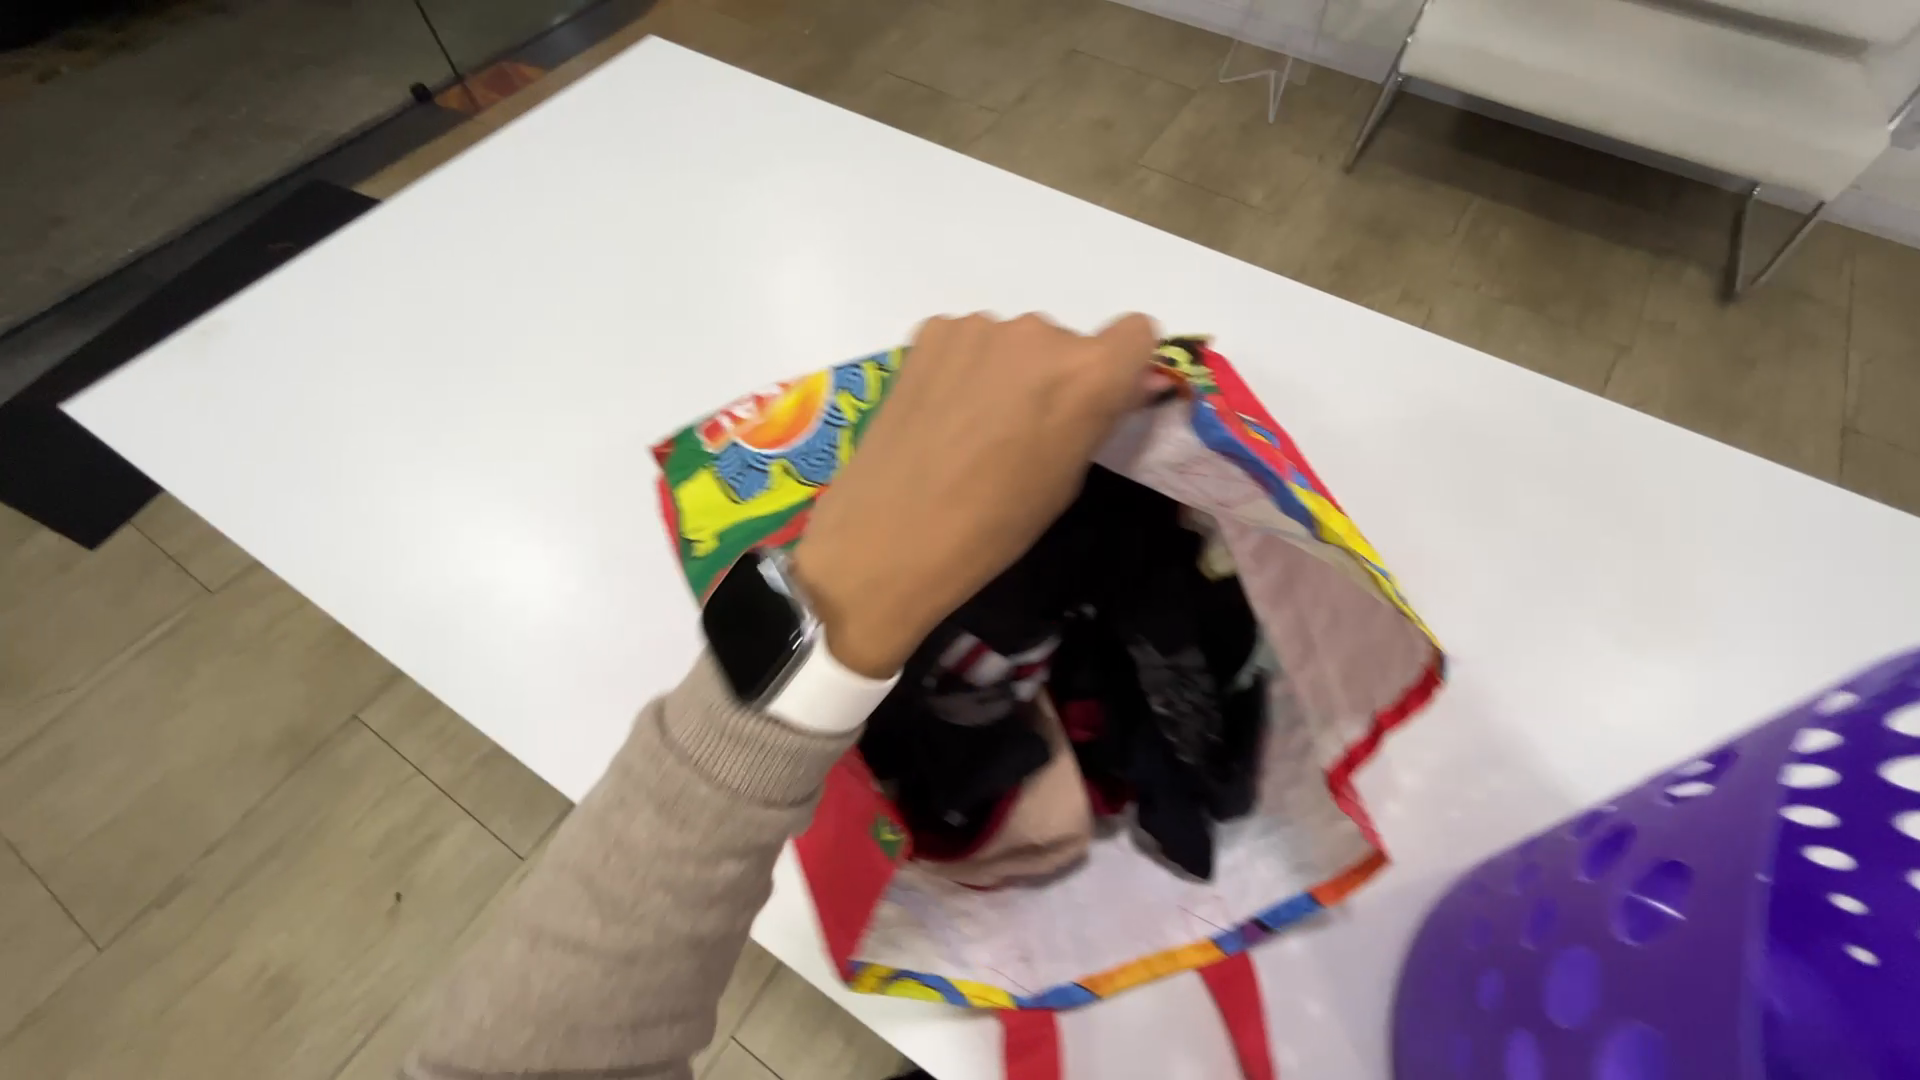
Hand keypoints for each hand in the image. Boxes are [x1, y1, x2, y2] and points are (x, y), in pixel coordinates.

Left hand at [792, 312, 1163, 677]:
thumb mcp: (1065, 479)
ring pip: (1011, 342)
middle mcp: (1039, 332)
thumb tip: (1107, 390)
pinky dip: (960, 368)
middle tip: (1017, 430)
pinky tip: (937, 412)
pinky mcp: (930, 332)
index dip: (1120, 366)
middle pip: (1065, 343)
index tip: (1095, 401)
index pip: (1136, 332)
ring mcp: (978, 327)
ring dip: (1002, 371)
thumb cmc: (994, 525)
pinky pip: (965, 341)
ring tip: (968, 427)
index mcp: (1088, 374)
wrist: (891, 534)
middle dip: (1051, 378)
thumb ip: (1093, 419)